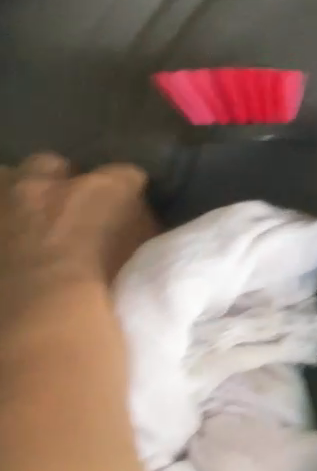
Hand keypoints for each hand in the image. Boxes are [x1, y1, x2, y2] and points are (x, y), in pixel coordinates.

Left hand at [0, 153, 153, 324]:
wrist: (46, 307)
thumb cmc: (112, 279)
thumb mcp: (147, 249)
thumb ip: (138, 223)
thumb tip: (132, 215)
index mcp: (101, 189)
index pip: (126, 173)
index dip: (130, 187)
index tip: (133, 201)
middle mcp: (46, 184)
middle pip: (52, 163)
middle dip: (62, 178)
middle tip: (72, 204)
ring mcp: (2, 201)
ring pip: (7, 177)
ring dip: (18, 191)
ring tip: (29, 216)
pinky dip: (4, 218)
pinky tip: (12, 236)